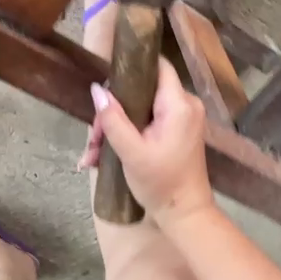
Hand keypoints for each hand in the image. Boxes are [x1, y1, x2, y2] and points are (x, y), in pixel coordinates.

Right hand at [77, 59, 214, 224]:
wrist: (185, 214)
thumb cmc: (161, 183)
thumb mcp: (131, 152)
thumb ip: (113, 119)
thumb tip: (97, 89)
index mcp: (179, 104)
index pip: (157, 66)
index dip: (132, 66)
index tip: (107, 77)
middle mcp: (185, 105)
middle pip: (142, 90)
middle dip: (114, 111)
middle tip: (94, 137)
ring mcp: (183, 118)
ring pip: (141, 108)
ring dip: (116, 127)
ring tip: (94, 152)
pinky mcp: (177, 131)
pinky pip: (148, 122)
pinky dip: (128, 134)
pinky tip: (105, 155)